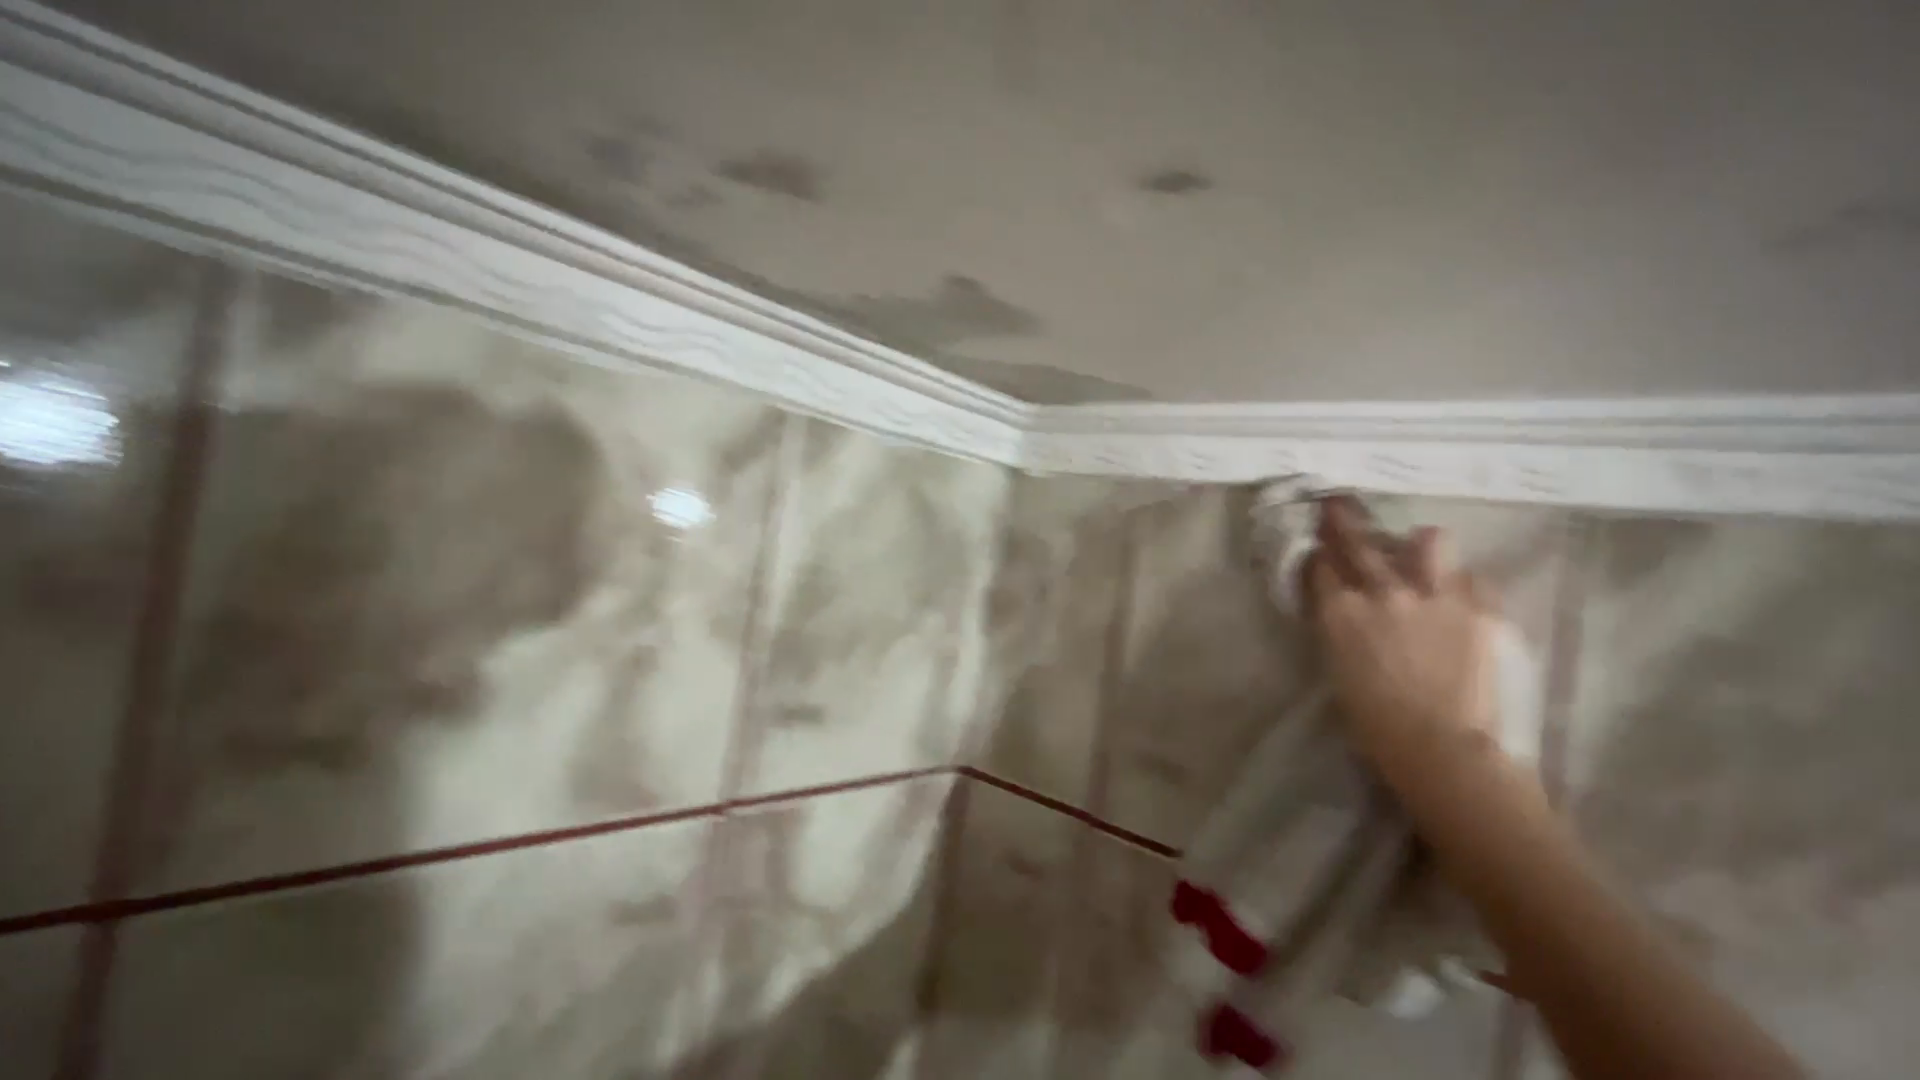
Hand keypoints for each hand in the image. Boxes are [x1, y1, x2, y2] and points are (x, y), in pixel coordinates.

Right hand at [1306, 497, 1504, 774]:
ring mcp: (1436, 595)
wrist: (1442, 748)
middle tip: (1337, 504)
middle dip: (1344, 520)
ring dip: (1420, 546)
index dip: (1318, 557)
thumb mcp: (1339, 671)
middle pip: (1359, 541)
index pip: (1320, 567)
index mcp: (1340, 612)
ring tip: (1421, 552)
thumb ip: (1340, 630)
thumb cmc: (1376, 725)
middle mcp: (1383, 591)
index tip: (1317, 552)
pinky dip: (1463, 586)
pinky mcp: (1481, 608)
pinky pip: (1472, 580)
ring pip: (1427, 541)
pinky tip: (1462, 599)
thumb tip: (1343, 611)